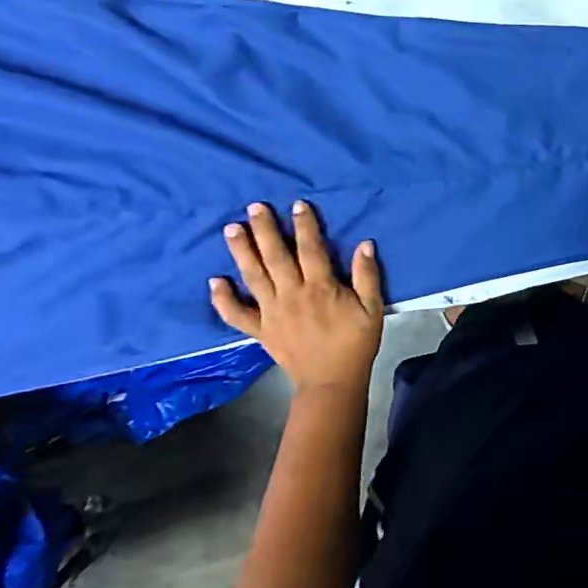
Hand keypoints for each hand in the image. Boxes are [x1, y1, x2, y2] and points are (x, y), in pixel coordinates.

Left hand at [209, 201, 384, 394]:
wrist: (332, 382)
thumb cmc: (355, 343)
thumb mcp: (372, 309)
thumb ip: (367, 276)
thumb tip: (365, 244)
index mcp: (320, 287)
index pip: (310, 248)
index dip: (304, 225)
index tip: (297, 205)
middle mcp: (292, 294)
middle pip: (275, 256)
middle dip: (264, 229)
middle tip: (253, 207)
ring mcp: (272, 312)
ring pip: (253, 276)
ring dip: (241, 251)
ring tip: (231, 229)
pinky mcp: (260, 330)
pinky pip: (236, 314)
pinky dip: (223, 299)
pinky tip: (214, 281)